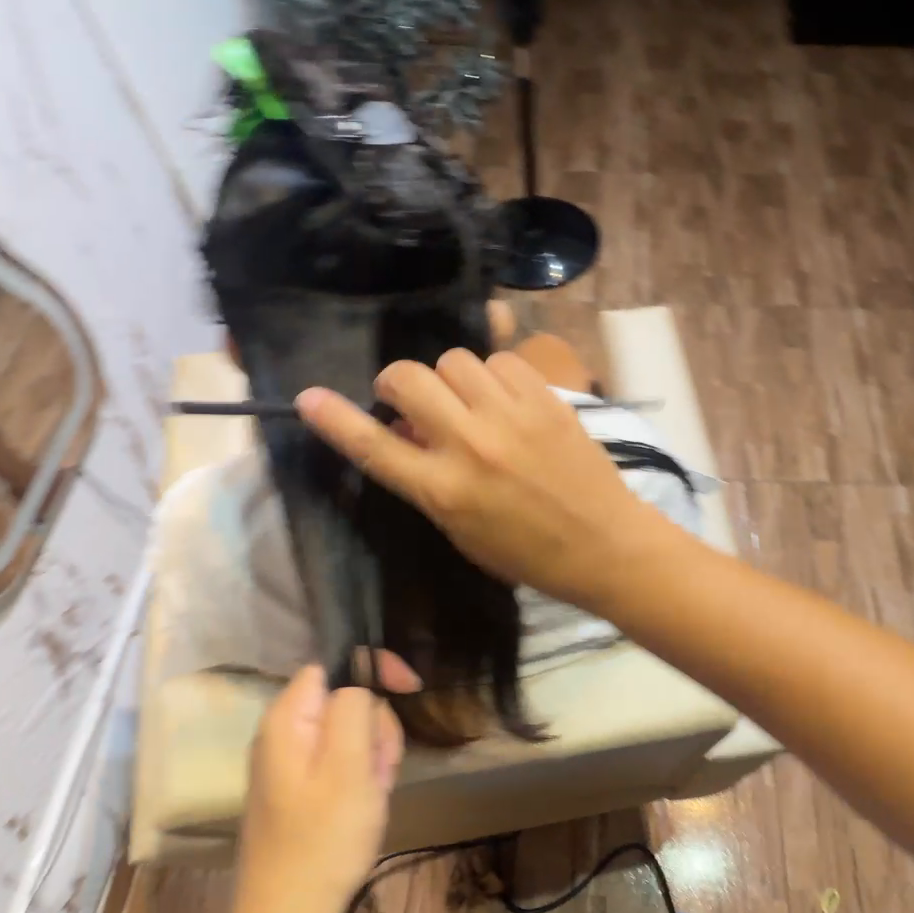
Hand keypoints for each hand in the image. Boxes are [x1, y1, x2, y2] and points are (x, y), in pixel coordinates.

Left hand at [236, 658, 417, 906]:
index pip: (334, 665)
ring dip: (373, 760)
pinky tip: (362, 810)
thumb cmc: (323, 840)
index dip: (374, 671)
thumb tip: (356, 676)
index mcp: (287, 719)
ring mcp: (289, 765)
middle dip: (376, 729)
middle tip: (378, 771)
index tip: (411, 690)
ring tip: (371, 797)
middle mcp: (282, 734)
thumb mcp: (350, 765)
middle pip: (347, 702)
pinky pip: (342, 767)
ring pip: (351, 736)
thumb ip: (354, 707)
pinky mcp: (299, 792)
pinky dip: (361, 781)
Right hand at [294, 350, 678, 608]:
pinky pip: (501, 359)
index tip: (310, 397)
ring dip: (449, 379)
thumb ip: (426, 479)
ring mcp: (512, 416)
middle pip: (408, 378)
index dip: (335, 419)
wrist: (603, 544)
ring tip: (467, 403)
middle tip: (410, 401)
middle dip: (398, 383)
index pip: (374, 446)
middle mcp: (471, 445)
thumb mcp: (461, 531)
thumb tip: (406, 427)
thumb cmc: (527, 553)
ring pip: (454, 360)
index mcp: (443, 490)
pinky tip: (503, 399)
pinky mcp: (547, 399)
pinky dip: (493, 375)